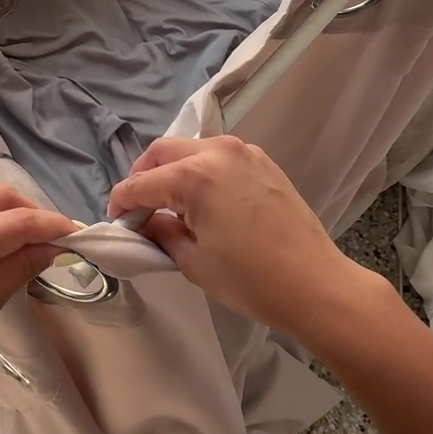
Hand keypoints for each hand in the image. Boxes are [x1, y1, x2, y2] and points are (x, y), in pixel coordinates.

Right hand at [106, 136, 380, 337]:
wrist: (316, 285)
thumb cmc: (251, 279)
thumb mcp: (193, 262)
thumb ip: (161, 232)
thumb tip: (147, 222)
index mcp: (194, 176)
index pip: (141, 183)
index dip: (121, 202)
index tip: (116, 220)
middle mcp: (216, 152)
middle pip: (161, 152)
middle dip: (143, 176)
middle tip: (140, 208)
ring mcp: (243, 152)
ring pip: (190, 148)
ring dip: (172, 169)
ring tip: (171, 203)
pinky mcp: (262, 160)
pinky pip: (217, 155)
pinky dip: (200, 169)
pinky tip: (203, 198)